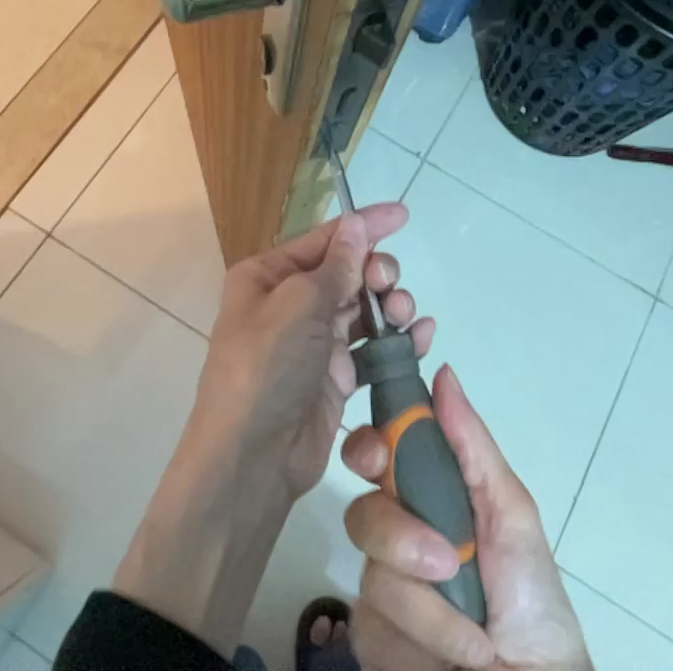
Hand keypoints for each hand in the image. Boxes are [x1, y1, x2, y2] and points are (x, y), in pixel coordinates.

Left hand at [113, 206, 431, 656]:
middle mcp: (289, 304)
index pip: (324, 239)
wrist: (252, 457)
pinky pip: (371, 348)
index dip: (365, 225)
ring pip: (363, 309)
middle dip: (376, 272)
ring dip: (390, 305)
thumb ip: (336, 265)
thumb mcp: (299, 305)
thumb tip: (356, 223)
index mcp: (268, 277)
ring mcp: (312, 342)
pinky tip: (420, 337)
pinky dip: (396, 340)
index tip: (404, 214)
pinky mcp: (334, 377)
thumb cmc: (266, 367)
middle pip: (347, 272)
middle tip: (388, 286)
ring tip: (405, 315)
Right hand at [341, 366, 591, 670]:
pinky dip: (425, 632)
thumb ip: (471, 444)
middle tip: (440, 558)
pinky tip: (450, 649)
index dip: (367, 447)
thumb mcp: (511, 511)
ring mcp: (380, 582)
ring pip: (373, 566)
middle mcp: (396, 534)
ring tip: (475, 626)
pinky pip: (375, 614)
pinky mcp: (369, 629)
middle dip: (400, 534)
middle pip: (362, 509)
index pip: (376, 454)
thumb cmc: (530, 593)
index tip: (377, 457)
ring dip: (431, 599)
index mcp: (427, 496)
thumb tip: (443, 373)